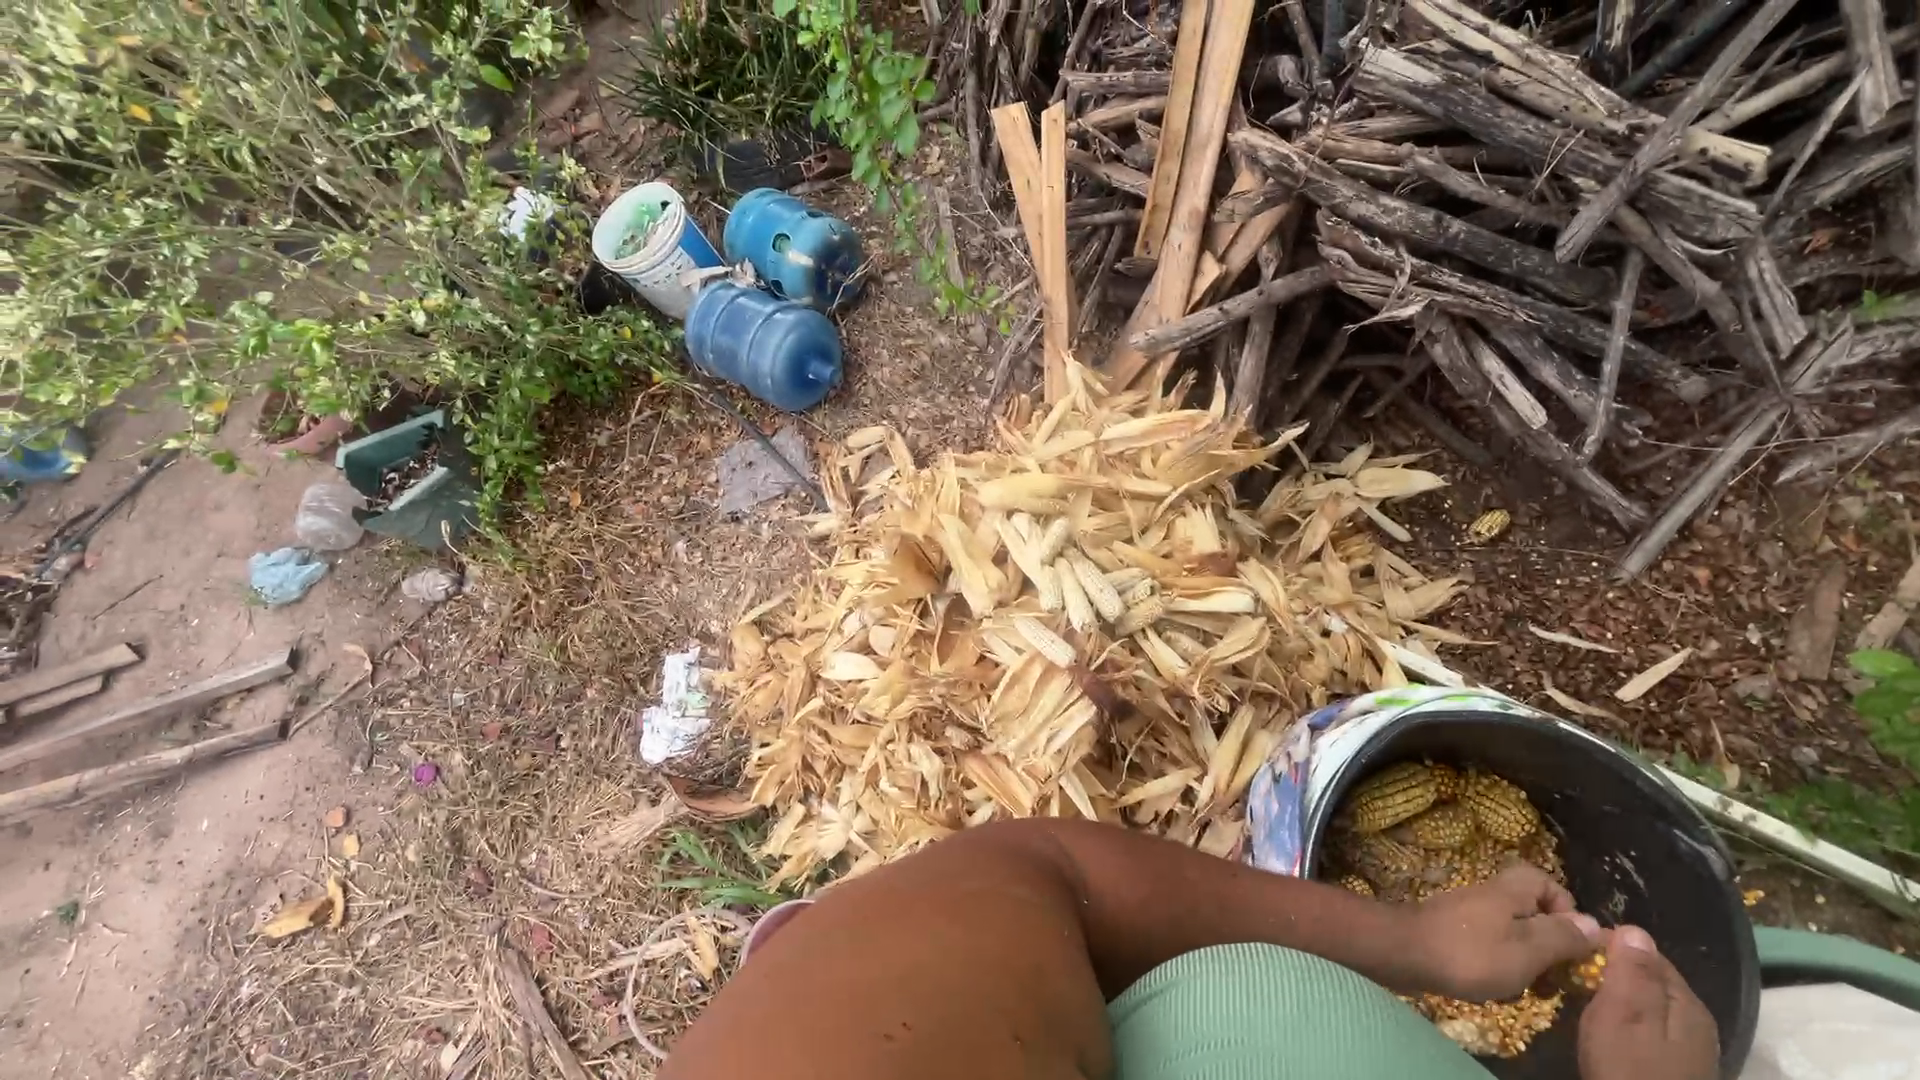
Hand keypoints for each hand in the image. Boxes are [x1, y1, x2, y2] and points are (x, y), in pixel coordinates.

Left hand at [1409, 865, 1604, 1000]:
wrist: (1402, 952)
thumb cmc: (1470, 952)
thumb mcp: (1527, 948)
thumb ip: (1561, 935)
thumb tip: (1593, 922)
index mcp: (1508, 891)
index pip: (1544, 881)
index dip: (1565, 907)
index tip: (1572, 940)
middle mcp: (1487, 896)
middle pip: (1531, 910)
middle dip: (1549, 943)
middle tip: (1555, 976)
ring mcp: (1466, 914)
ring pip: (1511, 932)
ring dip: (1526, 960)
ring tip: (1528, 988)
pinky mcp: (1451, 933)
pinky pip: (1487, 945)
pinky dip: (1499, 965)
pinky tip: (1497, 987)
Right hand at [1579, 926, 1717, 1079]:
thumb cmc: (1630, 1070)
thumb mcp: (1625, 1016)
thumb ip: (1633, 973)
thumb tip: (1635, 929)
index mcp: (1685, 1004)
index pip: (1647, 952)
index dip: (1608, 944)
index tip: (1571, 946)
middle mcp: (1693, 1020)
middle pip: (1647, 976)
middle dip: (1609, 967)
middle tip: (1568, 970)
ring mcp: (1686, 1045)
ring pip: (1644, 1000)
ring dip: (1613, 991)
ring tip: (1578, 993)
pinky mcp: (1672, 1064)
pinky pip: (1644, 1023)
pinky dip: (1620, 1014)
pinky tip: (1601, 1023)